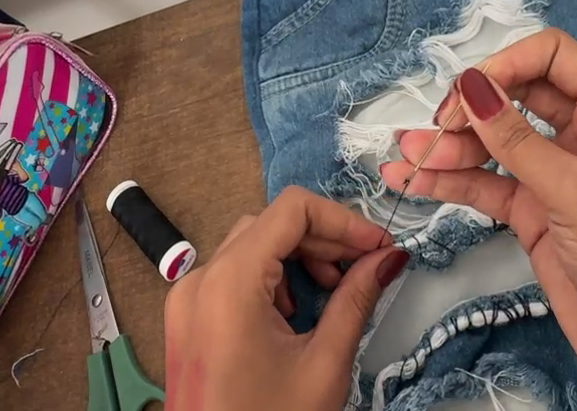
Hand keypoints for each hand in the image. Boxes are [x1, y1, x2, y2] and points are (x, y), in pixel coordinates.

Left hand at [163, 186, 408, 410]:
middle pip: (272, 224)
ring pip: (253, 244)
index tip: (379, 245)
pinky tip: (296, 312)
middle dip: (325, 239)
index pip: (292, 209)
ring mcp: (188, 297)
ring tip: (334, 291)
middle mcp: (201, 278)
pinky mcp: (187, 317)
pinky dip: (271, 277)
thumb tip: (390, 257)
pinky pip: (234, 272)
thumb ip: (356, 300)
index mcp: (230, 282)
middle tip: (367, 266)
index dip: (342, 219)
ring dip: (300, 256)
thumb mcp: (323, 367)